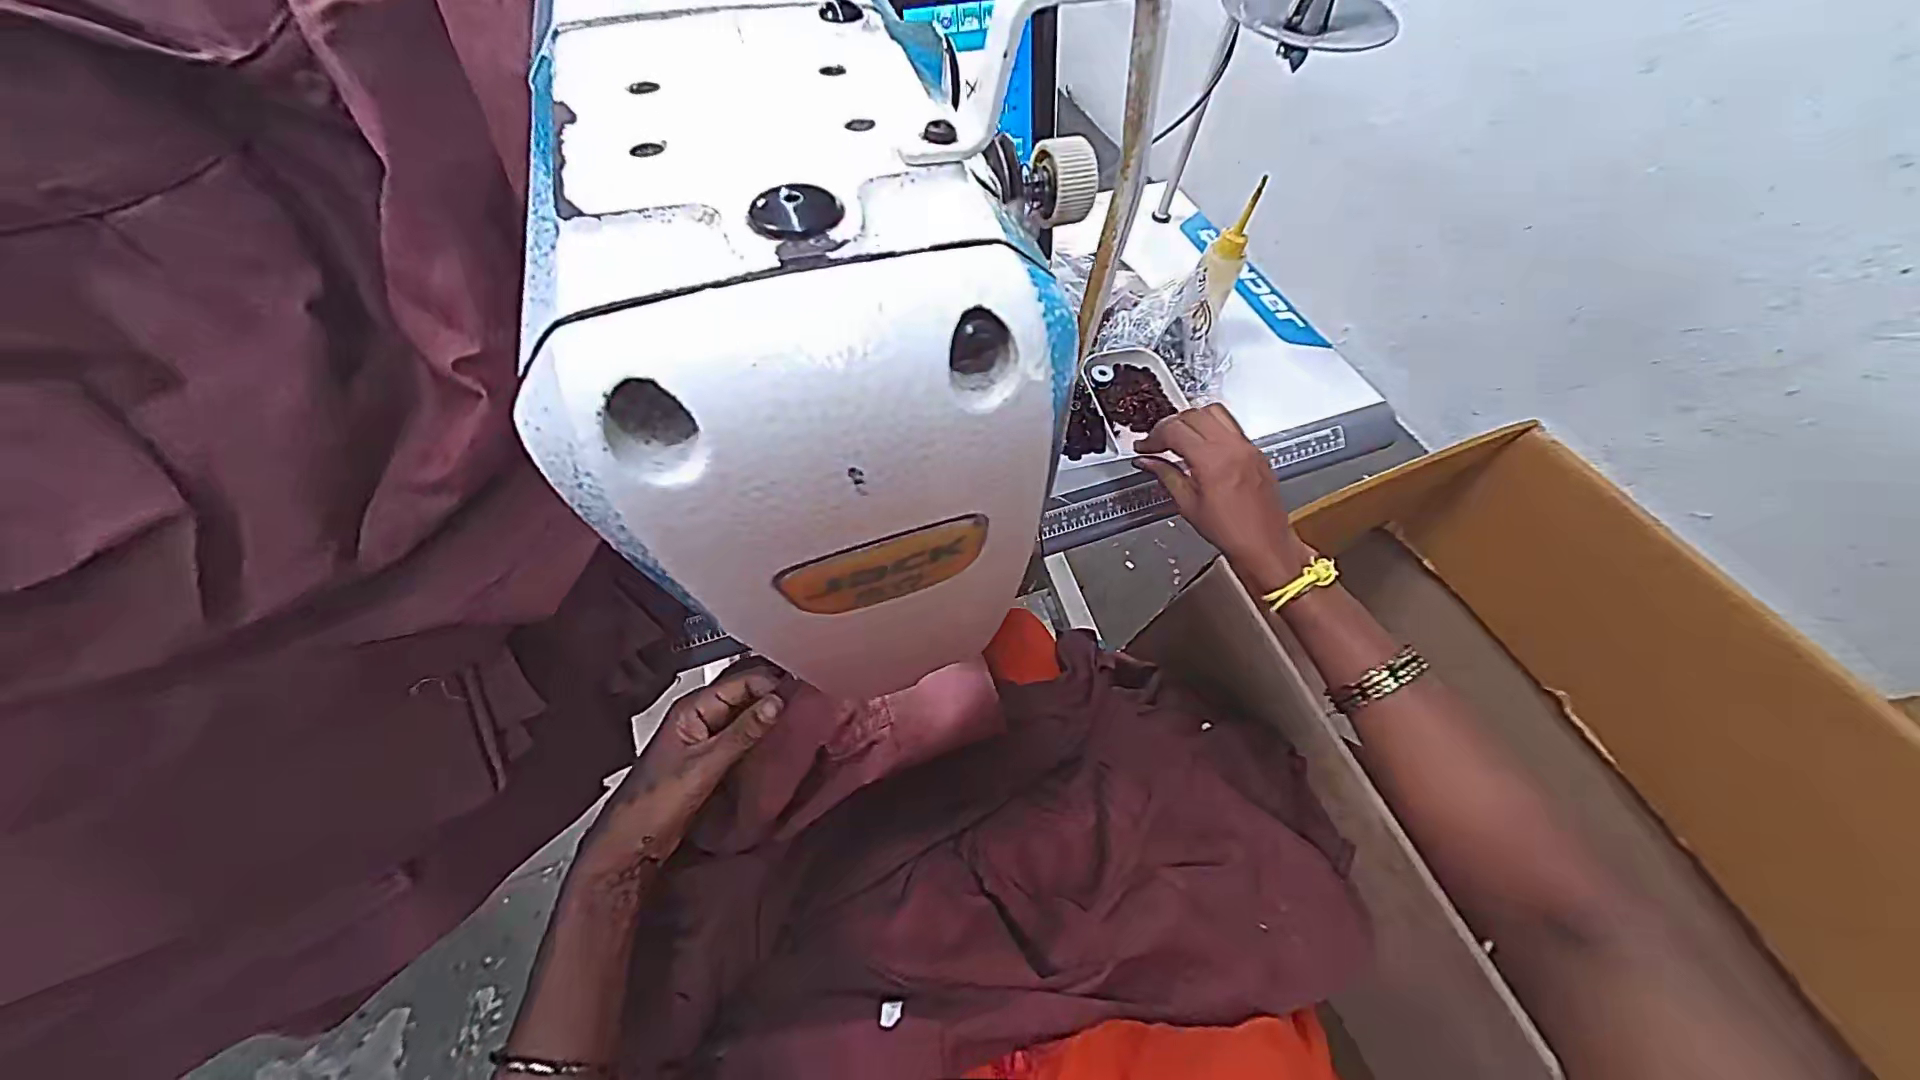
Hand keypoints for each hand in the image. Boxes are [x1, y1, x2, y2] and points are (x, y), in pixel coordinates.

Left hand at [570, 664, 784, 900]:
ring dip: (769, 714)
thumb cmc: (652, 804)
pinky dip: (762, 734)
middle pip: (746, 693)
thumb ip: (743, 732)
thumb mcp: (704, 765)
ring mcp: (707, 735)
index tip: (799, 692)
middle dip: (773, 694)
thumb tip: (776, 702)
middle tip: (804, 702)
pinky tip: (778, 740)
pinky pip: (744, 735)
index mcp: (692, 708)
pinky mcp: (713, 755)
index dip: (771, 683)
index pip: (742, 680)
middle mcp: (700, 716)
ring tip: (797, 718)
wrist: (630, 844)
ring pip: (747, 713)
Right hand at [1133, 404, 1315, 593]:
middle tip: (1157, 442)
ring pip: (1214, 412)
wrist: (1264, 543)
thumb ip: (1166, 475)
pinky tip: (1202, 447)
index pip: (1175, 430)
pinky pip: (1231, 426)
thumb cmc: (1231, 532)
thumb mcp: (1188, 504)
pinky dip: (1211, 428)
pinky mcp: (1256, 451)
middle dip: (1170, 425)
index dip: (1154, 436)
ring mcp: (1247, 447)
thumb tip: (1148, 462)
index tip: (1145, 446)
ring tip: (1179, 439)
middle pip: (1193, 415)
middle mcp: (1233, 448)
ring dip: (1192, 421)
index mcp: (1212, 461)